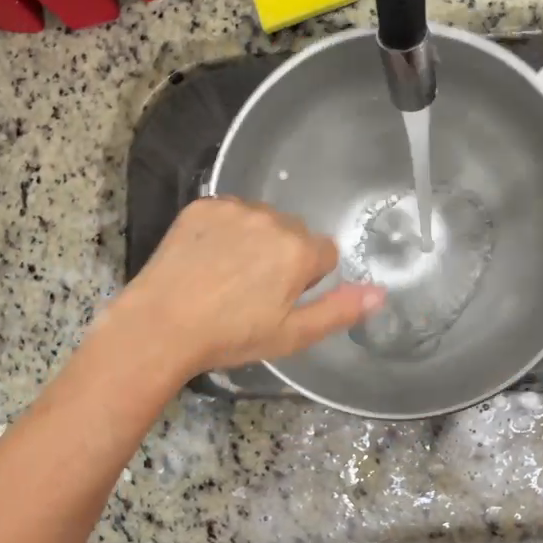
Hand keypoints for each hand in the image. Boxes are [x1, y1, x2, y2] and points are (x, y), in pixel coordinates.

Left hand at [110, 198, 384, 374]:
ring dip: (255, 241)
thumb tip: (381, 293)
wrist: (162, 325)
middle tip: (253, 294)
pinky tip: (207, 261)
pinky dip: (224, 232)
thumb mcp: (293, 335)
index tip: (281, 301)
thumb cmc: (231, 336)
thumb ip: (340, 310)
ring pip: (262, 221)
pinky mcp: (202, 206)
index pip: (325, 254)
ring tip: (228, 277)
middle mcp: (272, 220)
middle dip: (283, 257)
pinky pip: (228, 214)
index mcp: (300, 251)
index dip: (307, 281)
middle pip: (294, 234)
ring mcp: (234, 210)